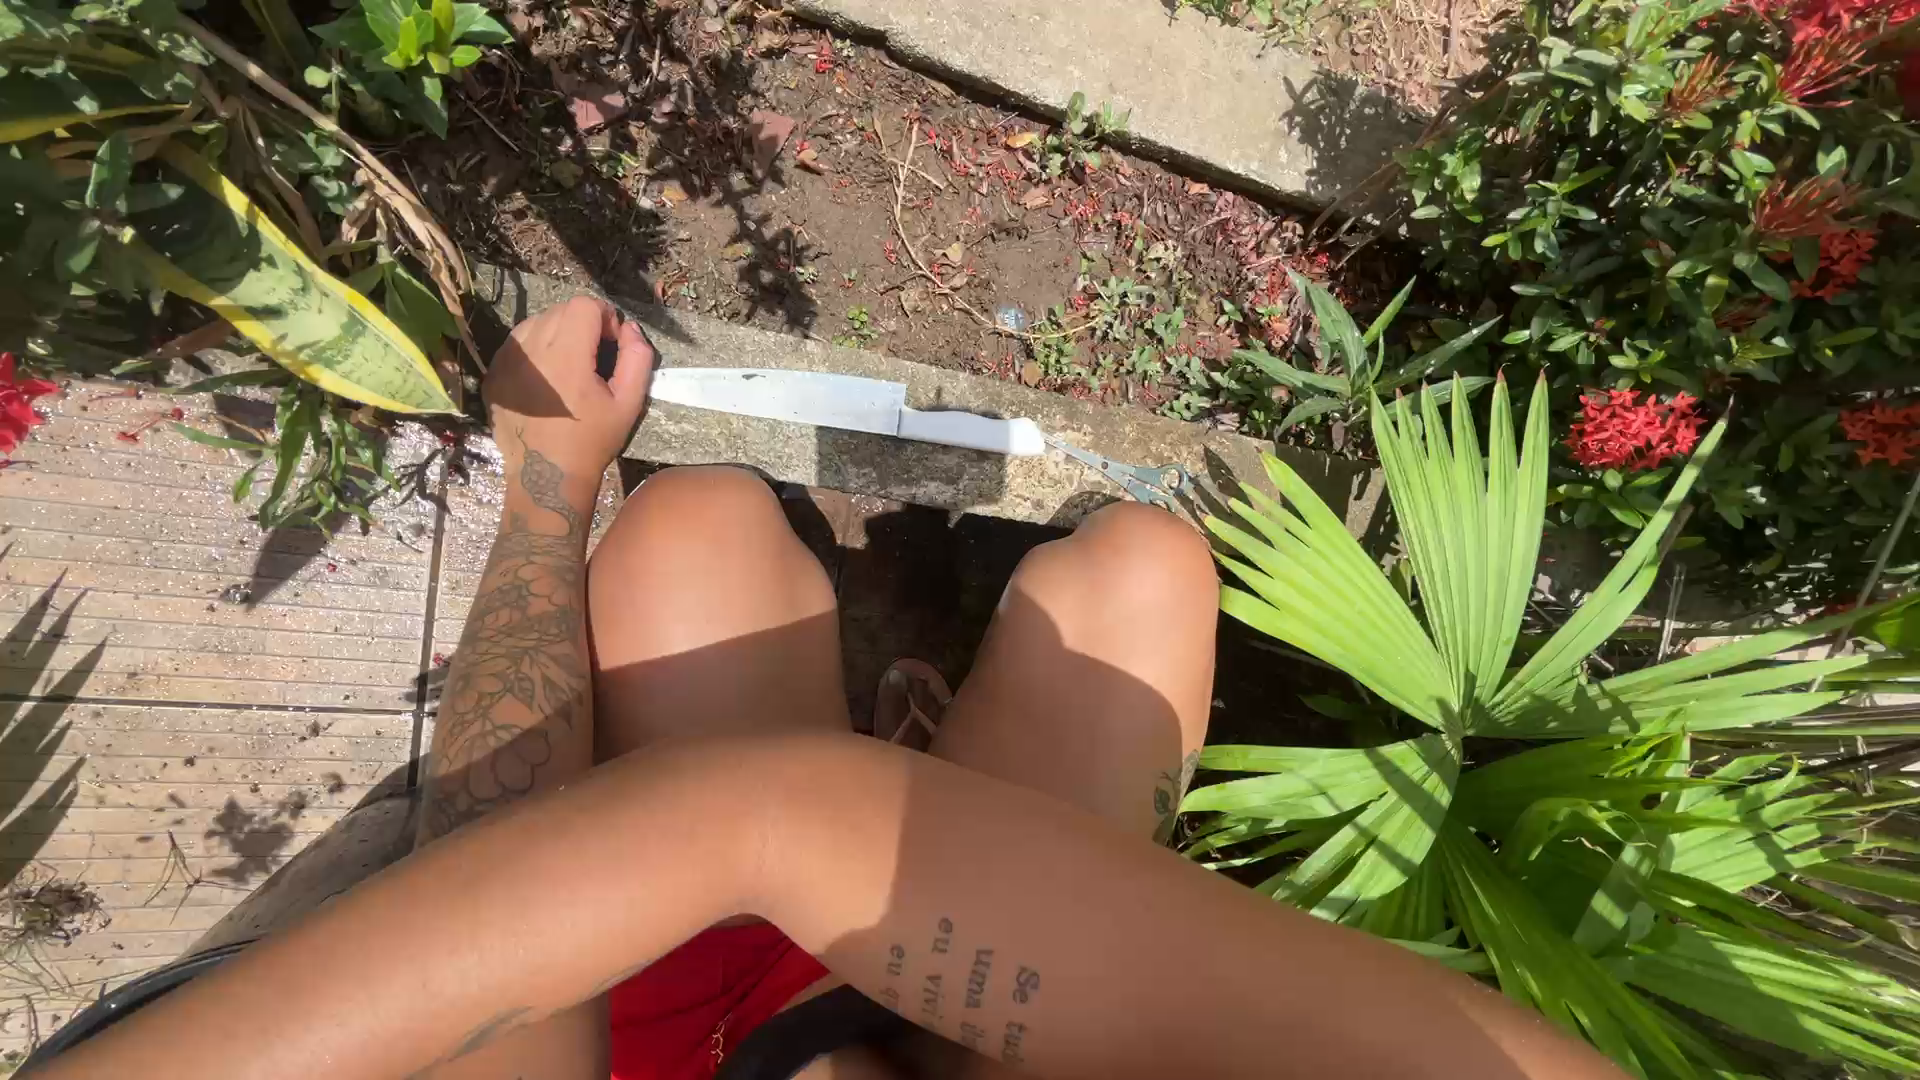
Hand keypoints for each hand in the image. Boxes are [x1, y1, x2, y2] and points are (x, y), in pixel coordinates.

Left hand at [484, 295, 653, 482]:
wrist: (546, 473)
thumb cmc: (593, 440)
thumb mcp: (628, 403)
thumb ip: (637, 359)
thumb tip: (630, 328)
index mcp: (566, 356)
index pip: (584, 305)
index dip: (605, 318)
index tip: (611, 344)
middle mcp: (531, 350)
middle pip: (560, 310)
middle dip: (583, 325)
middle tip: (594, 357)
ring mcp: (506, 360)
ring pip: (536, 322)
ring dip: (558, 334)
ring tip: (569, 367)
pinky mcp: (493, 372)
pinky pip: (517, 343)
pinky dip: (536, 350)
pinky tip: (548, 379)